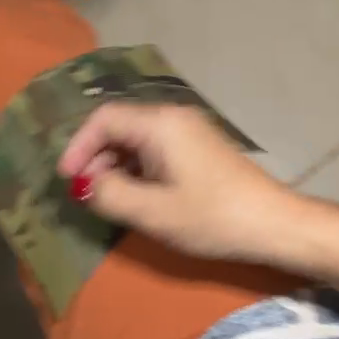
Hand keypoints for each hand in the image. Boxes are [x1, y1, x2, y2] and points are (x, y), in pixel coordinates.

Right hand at [57, 103, 300, 262]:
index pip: (104, 118)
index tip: (65, 178)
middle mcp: (172, 116)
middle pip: (119, 125)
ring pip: (136, 137)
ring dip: (115, 163)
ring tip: (106, 198)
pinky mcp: (197, 146)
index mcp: (159, 123)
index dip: (79, 145)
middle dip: (95, 156)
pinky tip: (135, 195)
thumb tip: (84, 185)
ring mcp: (187, 129)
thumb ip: (111, 195)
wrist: (272, 222)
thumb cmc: (212, 215)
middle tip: (83, 193)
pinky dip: (136, 166)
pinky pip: (154, 146)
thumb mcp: (155, 213)